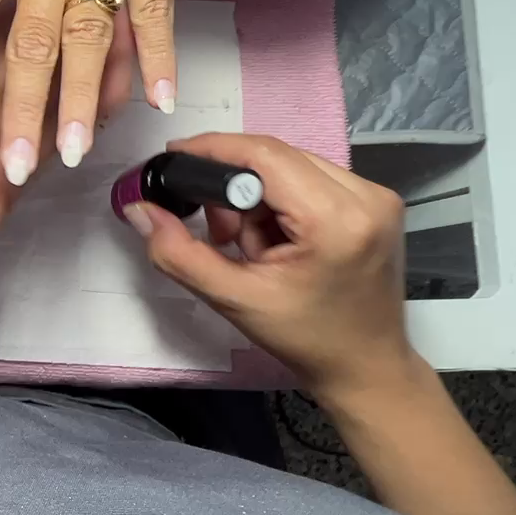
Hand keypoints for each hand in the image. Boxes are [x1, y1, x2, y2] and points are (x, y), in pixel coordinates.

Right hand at [121, 133, 416, 399]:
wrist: (363, 365)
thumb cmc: (302, 337)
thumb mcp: (231, 298)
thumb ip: (178, 253)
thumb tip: (138, 209)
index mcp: (336, 218)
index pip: (265, 156)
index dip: (213, 149)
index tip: (172, 158)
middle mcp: (366, 195)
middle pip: (276, 157)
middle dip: (232, 185)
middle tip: (213, 230)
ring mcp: (376, 195)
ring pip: (290, 166)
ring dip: (253, 195)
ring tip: (246, 244)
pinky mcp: (374, 202)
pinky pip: (308, 179)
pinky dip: (277, 201)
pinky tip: (270, 238)